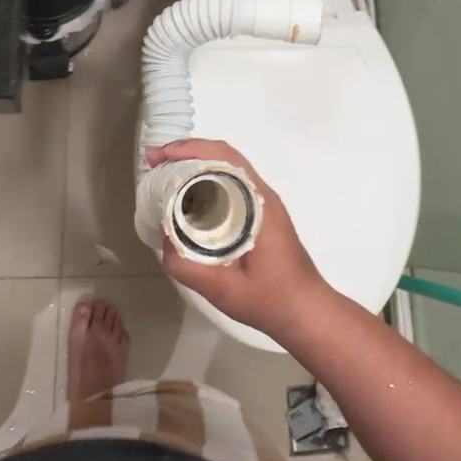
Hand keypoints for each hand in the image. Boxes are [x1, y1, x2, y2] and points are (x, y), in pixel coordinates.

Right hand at [150, 139, 334, 338]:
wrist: (306, 311)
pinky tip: (188, 200)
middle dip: (186, 154)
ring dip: (195, 166)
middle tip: (155, 165)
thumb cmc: (269, 299)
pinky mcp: (261, 214)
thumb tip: (164, 239)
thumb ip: (187, 265)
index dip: (188, 150)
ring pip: (226, 169)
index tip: (159, 158)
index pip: (222, 157)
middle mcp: (262, 195)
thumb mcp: (221, 288)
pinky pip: (230, 185)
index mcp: (257, 203)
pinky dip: (206, 182)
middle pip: (222, 157)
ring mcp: (264, 203)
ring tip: (165, 177)